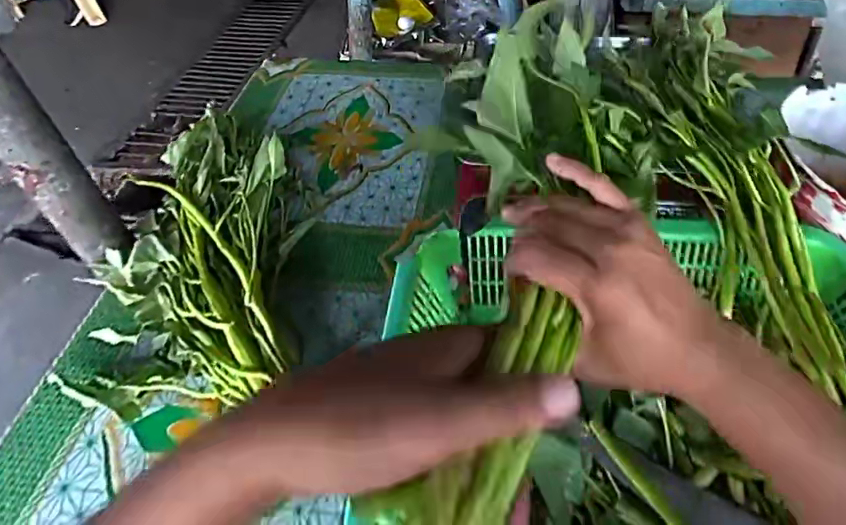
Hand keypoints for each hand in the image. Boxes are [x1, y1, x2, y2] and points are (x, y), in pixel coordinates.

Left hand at [157, 327, 576, 509]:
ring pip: (463, 409)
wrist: (269, 443)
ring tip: (485, 504)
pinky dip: (447, 452)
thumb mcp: (443, 422)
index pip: (520, 352)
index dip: (541, 390)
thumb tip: (576, 388)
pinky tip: (440, 484)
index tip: (550, 443)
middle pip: (493, 386)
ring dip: (480, 451)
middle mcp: (439, 350)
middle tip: (512, 500)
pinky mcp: (383, 403)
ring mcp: (408, 376)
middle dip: (510, 439)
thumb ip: (508, 405)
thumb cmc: (364, 426)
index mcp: (459, 342)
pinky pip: (433, 423)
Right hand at [504, 155, 733, 397]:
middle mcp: (609, 248)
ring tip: (514, 209)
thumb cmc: (640, 361)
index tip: (506, 273)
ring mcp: (626, 229)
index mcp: (594, 285)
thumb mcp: (585, 362)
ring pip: (571, 207)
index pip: (538, 257)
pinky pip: (604, 188)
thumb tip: (513, 313)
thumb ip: (546, 337)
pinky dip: (578, 172)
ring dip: (540, 205)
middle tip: (505, 239)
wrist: (695, 346)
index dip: (514, 260)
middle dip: (522, 231)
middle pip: (552, 227)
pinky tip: (552, 162)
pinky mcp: (639, 221)